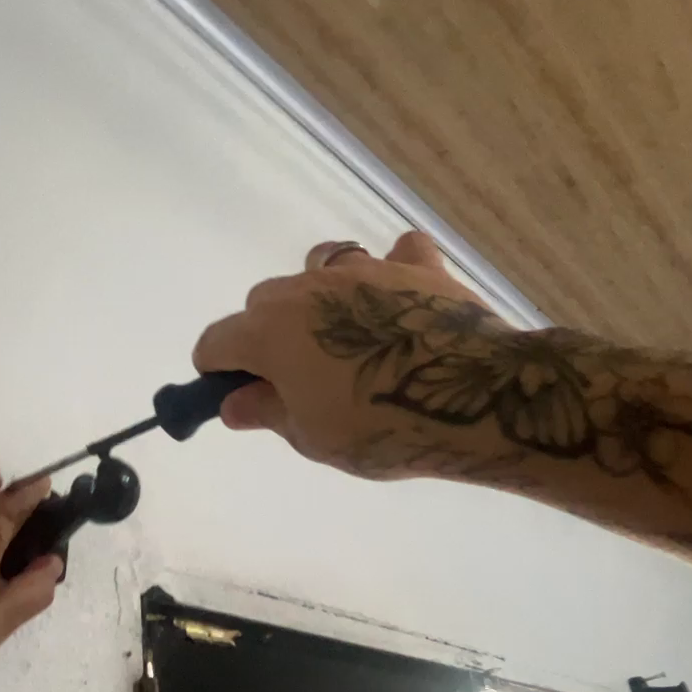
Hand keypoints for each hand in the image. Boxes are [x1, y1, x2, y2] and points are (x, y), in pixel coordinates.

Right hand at [192, 232, 513, 476]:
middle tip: (296, 378)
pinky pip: (395, 254)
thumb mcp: (313, 437)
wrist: (476, 398)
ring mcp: (364, 270)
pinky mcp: (417, 265)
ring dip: (318, 294)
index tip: (235, 392)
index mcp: (270, 333)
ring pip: (319, 264)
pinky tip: (401, 301)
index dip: (216, 370)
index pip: (216, 342)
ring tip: (344, 334)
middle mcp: (307, 288)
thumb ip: (267, 412)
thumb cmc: (382, 428)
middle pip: (262, 301)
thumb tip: (233, 404)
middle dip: (266, 335)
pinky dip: (391, 273)